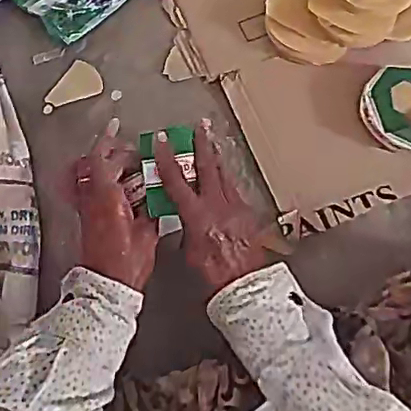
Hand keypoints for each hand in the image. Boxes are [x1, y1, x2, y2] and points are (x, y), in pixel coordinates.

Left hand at [73, 118, 158, 291]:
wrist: (108, 287)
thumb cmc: (126, 263)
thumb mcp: (146, 232)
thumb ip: (151, 209)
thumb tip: (156, 195)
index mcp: (107, 197)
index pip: (101, 159)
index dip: (107, 141)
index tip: (116, 128)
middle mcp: (93, 200)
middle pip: (99, 166)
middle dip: (117, 155)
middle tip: (136, 154)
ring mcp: (88, 210)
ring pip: (96, 179)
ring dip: (113, 170)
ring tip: (133, 171)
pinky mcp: (88, 221)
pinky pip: (96, 193)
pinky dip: (109, 185)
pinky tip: (126, 192)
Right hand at [153, 119, 267, 294]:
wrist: (247, 284)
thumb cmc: (215, 274)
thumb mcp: (190, 252)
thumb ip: (186, 230)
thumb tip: (185, 222)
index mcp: (198, 215)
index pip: (177, 181)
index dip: (167, 159)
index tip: (162, 141)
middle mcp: (218, 206)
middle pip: (207, 168)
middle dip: (202, 145)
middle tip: (200, 127)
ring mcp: (235, 207)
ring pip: (224, 175)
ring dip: (216, 158)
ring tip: (212, 143)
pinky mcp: (247, 213)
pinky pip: (234, 189)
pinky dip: (226, 179)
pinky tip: (225, 176)